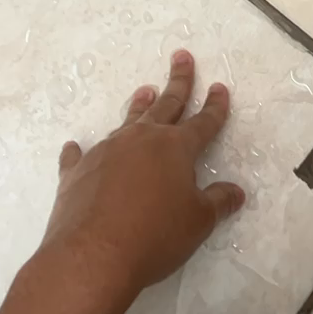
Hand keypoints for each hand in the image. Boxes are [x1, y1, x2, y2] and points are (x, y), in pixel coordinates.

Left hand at [39, 50, 245, 296]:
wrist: (91, 256)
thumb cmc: (154, 237)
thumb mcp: (197, 223)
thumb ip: (218, 202)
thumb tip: (237, 191)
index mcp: (176, 148)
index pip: (203, 122)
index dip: (215, 106)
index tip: (220, 88)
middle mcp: (142, 140)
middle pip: (166, 104)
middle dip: (179, 81)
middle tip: (182, 57)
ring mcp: (107, 151)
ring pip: (128, 121)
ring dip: (139, 105)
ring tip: (145, 90)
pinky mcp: (78, 171)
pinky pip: (81, 155)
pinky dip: (81, 151)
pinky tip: (75, 147)